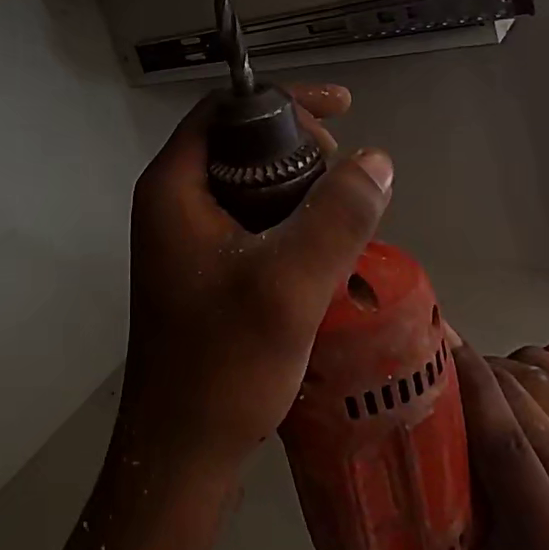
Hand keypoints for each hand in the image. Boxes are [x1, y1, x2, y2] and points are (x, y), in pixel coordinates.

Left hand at [37, 83, 392, 549]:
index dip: (283, 101)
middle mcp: (171, 200)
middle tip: (345, 170)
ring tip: (345, 205)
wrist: (181, 448)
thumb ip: (336, 217)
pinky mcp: (201, 265)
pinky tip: (324, 242)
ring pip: (246, 181)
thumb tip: (376, 159)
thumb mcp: (288, 284)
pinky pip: (247, 218)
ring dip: (296, 184)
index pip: (223, 110)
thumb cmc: (222, 363)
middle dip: (296, 144)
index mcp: (173, 186)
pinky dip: (285, 216)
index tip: (341, 112)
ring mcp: (183, 235)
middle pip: (236, 141)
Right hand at [436, 339, 548, 549]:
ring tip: (479, 383)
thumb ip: (424, 509)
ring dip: (504, 367)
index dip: (469, 381)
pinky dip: (538, 367)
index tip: (437, 342)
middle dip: (478, 370)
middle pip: (525, 398)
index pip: (506, 439)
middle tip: (444, 370)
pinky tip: (517, 383)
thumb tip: (374, 437)